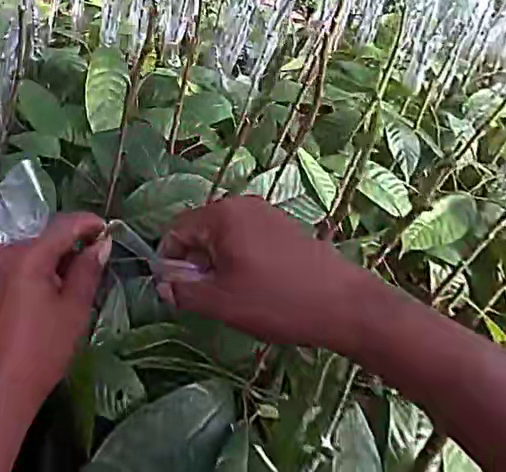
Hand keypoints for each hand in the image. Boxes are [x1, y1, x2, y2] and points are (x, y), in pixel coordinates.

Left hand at [0, 211, 110, 407]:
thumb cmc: (42, 351)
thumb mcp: (74, 310)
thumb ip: (88, 269)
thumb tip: (101, 242)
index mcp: (28, 256)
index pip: (63, 226)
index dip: (87, 223)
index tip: (106, 229)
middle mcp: (5, 254)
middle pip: (44, 238)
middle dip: (69, 245)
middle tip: (90, 263)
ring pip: (27, 250)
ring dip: (48, 257)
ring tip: (65, 281)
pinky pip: (9, 263)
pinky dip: (26, 266)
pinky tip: (35, 287)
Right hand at [156, 196, 384, 351]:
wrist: (343, 302)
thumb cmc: (277, 300)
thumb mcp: (223, 302)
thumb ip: (185, 291)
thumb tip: (162, 283)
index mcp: (221, 214)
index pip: (177, 228)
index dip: (169, 259)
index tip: (175, 290)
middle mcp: (240, 203)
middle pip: (200, 228)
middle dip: (195, 260)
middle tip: (206, 296)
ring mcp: (264, 210)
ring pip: (223, 233)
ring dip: (217, 260)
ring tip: (232, 294)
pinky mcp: (282, 223)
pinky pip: (246, 234)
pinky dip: (239, 255)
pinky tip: (255, 284)